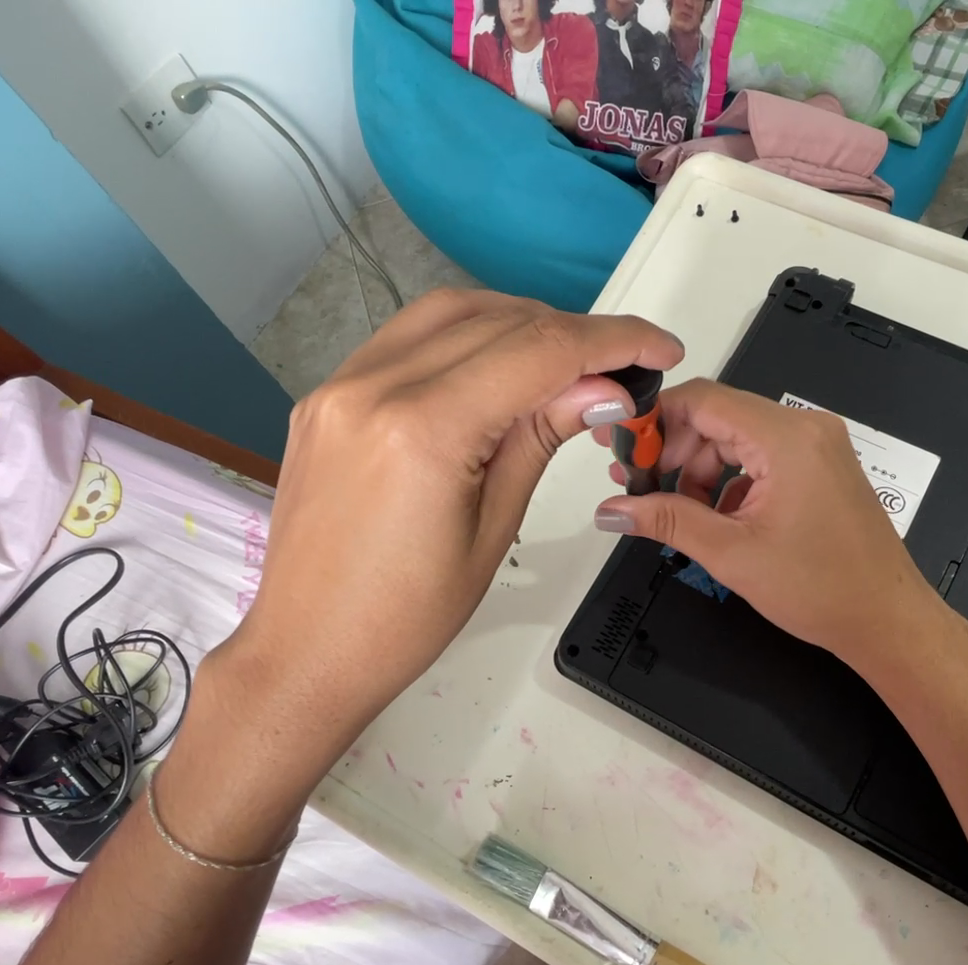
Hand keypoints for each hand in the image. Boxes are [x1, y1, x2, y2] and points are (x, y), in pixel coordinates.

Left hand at [169, 290, 681, 848]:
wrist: (307, 650)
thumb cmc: (408, 617)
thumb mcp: (494, 528)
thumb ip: (541, 438)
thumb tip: (603, 389)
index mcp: (422, 430)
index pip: (538, 353)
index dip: (613, 341)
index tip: (660, 347)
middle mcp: (373, 386)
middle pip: (498, 320)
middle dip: (573, 333)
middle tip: (620, 366)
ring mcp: (340, 384)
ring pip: (449, 312)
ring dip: (520, 323)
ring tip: (566, 361)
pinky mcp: (327, 396)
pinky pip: (408, 338)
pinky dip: (467, 336)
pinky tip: (498, 367)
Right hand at [591, 379, 942, 666]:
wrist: (884, 618)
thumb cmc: (827, 589)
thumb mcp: (731, 553)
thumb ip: (667, 520)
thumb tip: (616, 508)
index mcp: (787, 439)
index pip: (703, 399)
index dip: (655, 421)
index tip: (627, 448)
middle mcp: (806, 430)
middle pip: (718, 417)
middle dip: (676, 451)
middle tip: (643, 487)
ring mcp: (817, 446)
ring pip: (737, 437)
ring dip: (702, 469)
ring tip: (683, 512)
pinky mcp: (820, 465)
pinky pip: (762, 455)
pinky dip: (732, 480)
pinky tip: (719, 517)